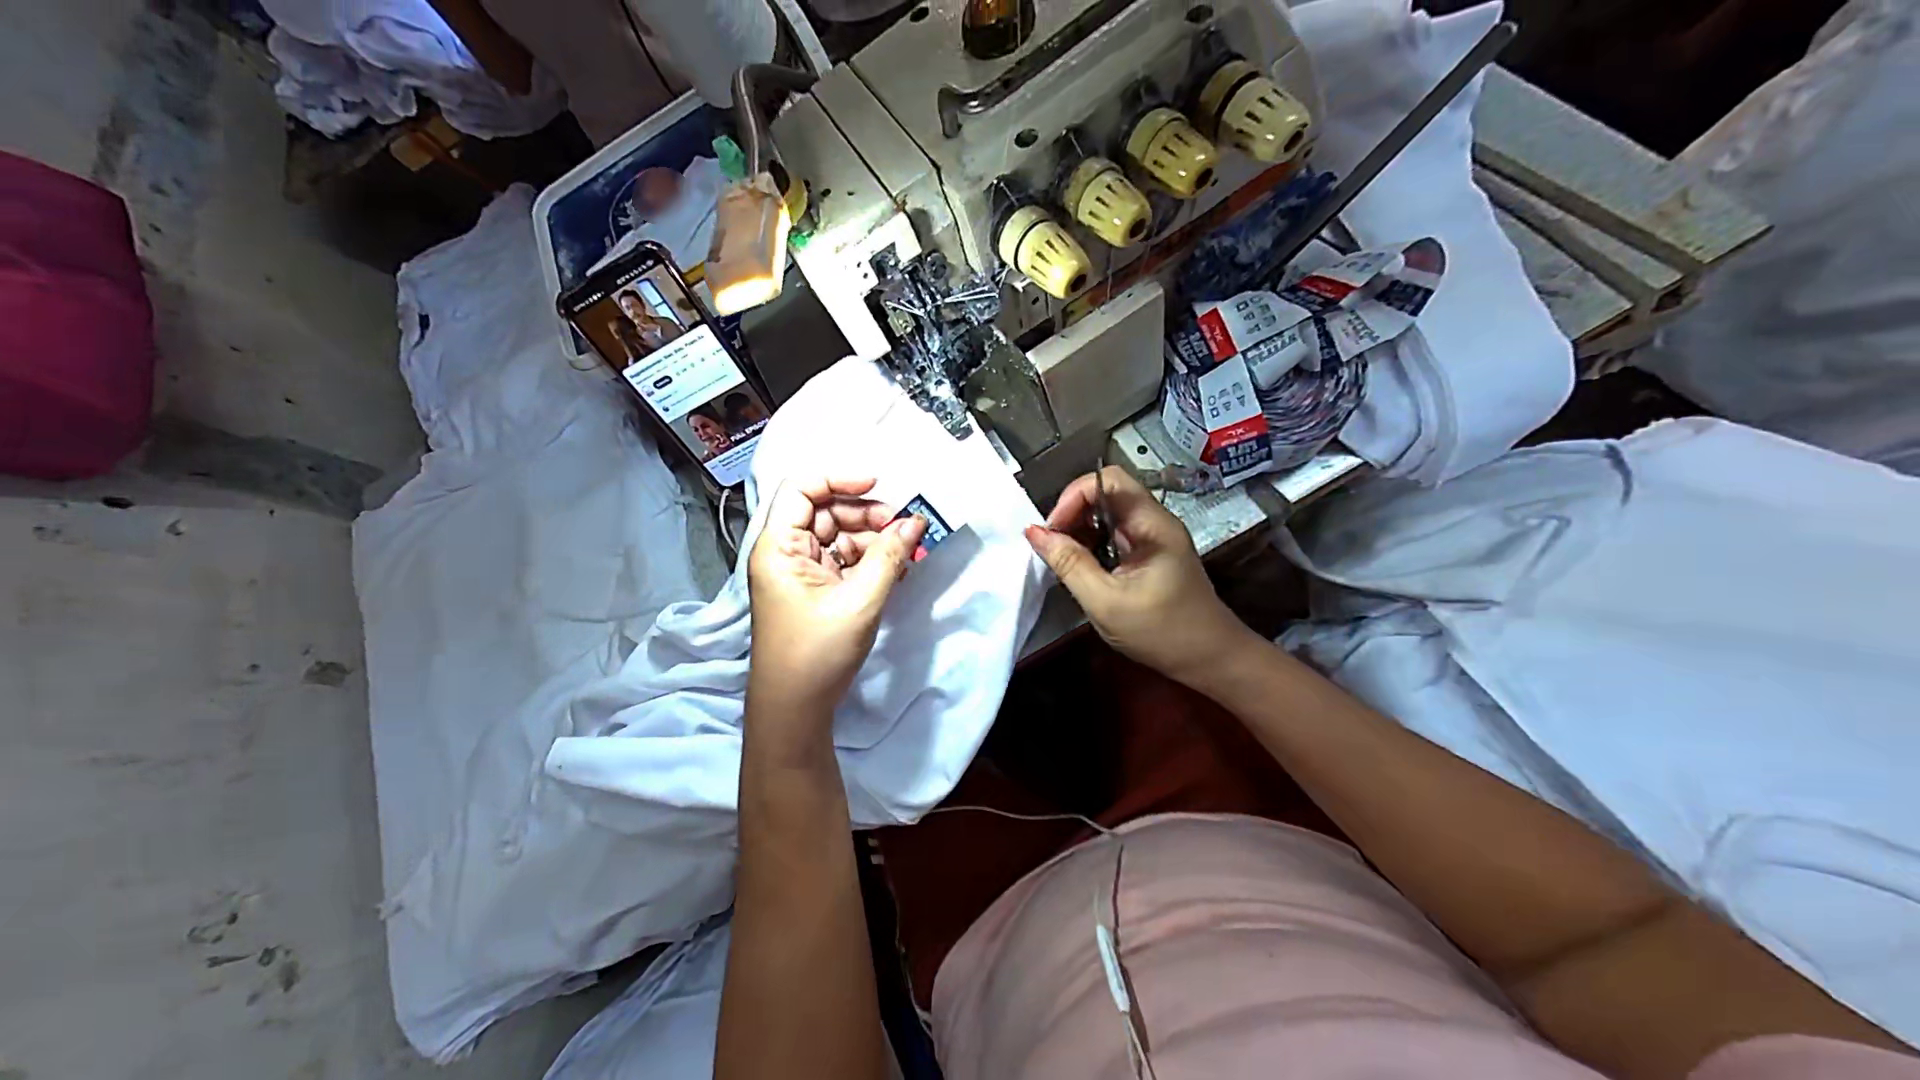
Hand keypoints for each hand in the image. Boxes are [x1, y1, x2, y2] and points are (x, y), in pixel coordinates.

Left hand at [747, 477, 926, 725]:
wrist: (795, 709)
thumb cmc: (816, 653)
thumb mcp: (859, 601)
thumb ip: (889, 557)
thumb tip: (915, 524)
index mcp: (779, 546)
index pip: (801, 488)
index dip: (838, 479)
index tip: (877, 486)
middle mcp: (785, 552)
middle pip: (826, 511)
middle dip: (867, 514)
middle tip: (904, 528)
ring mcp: (800, 572)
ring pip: (839, 536)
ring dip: (874, 539)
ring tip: (907, 552)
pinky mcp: (815, 591)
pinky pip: (843, 561)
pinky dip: (869, 561)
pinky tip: (896, 570)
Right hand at [1025, 467, 1262, 688]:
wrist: (1210, 660)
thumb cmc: (1161, 632)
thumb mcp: (1106, 602)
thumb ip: (1069, 564)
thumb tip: (1034, 532)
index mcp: (1152, 525)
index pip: (1109, 481)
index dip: (1074, 497)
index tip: (1052, 531)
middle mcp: (1154, 522)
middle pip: (1106, 493)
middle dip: (1072, 513)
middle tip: (1051, 546)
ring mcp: (1153, 538)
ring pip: (1107, 514)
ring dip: (1079, 529)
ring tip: (1060, 558)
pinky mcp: (1148, 555)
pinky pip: (1113, 535)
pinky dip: (1091, 544)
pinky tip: (1079, 567)